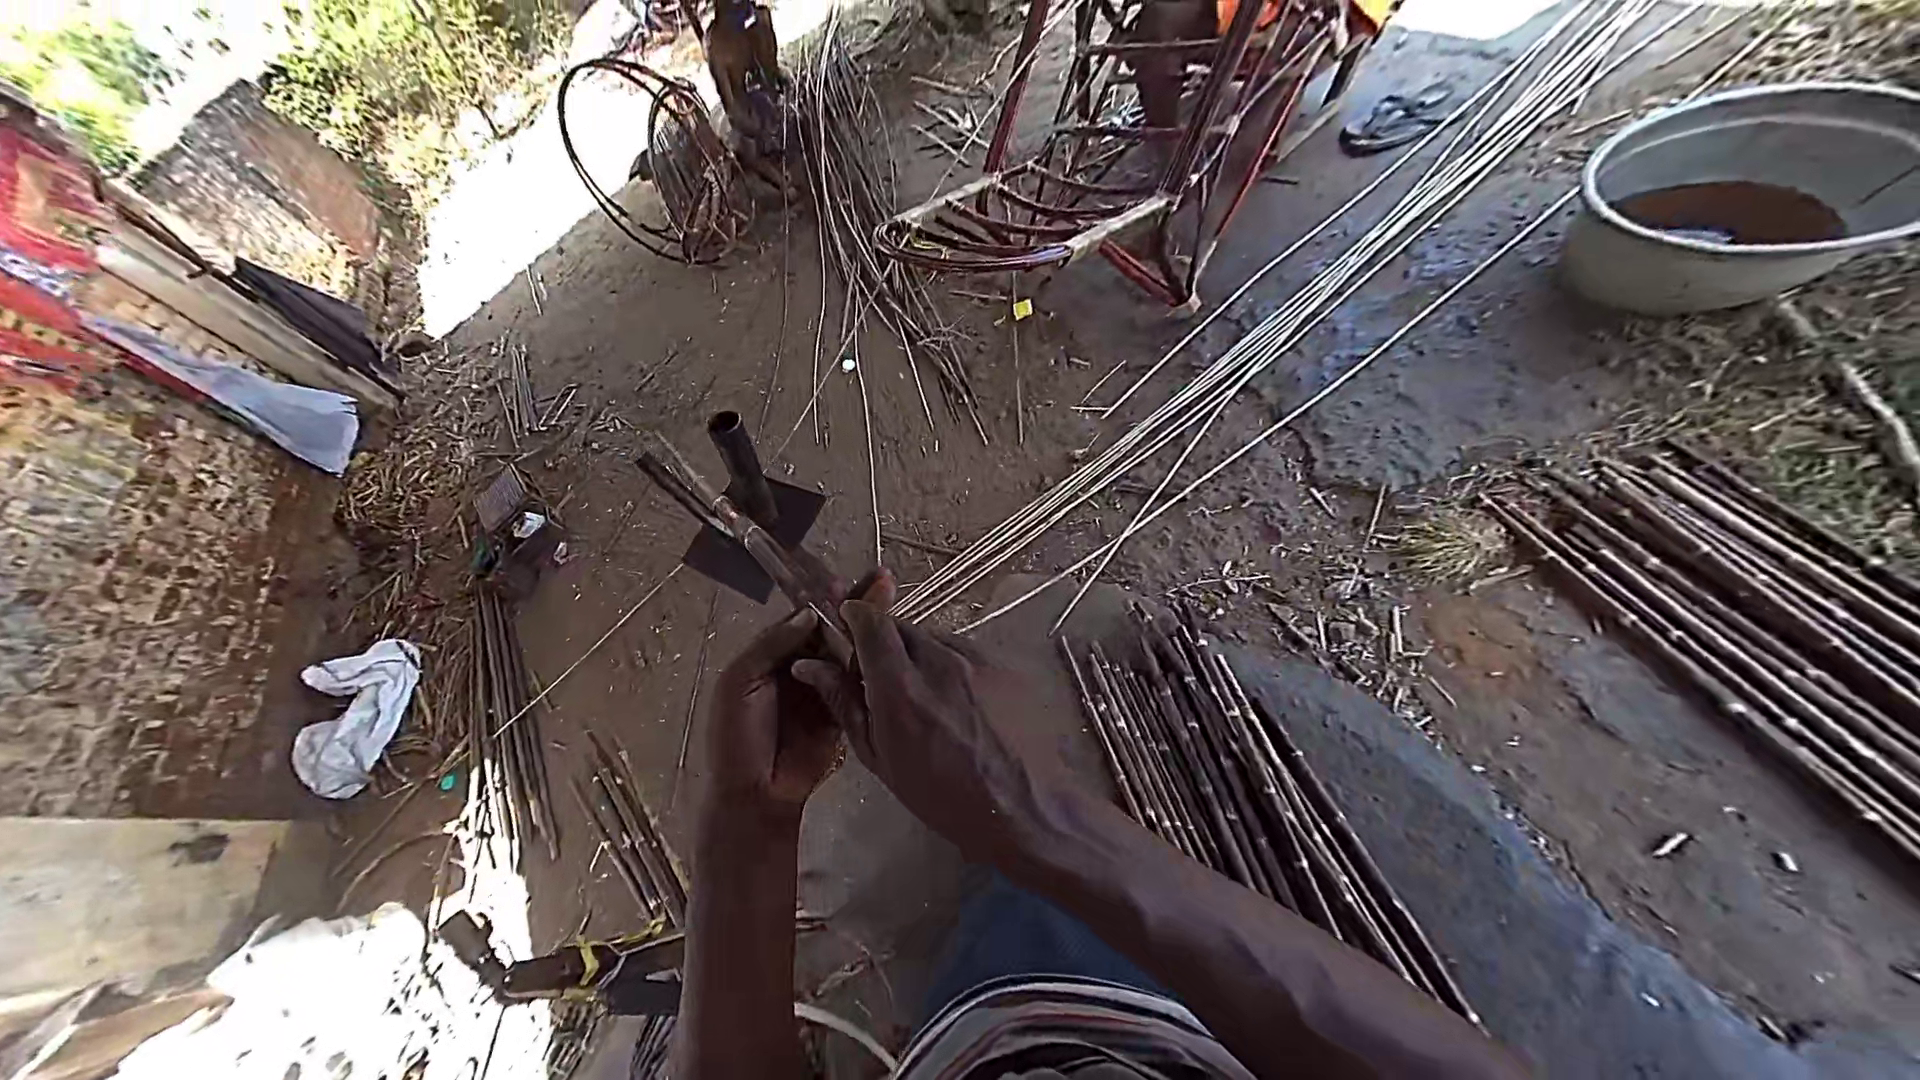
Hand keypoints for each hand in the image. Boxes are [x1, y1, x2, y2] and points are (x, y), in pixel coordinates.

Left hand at [703, 572, 895, 828]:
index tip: (849, 582)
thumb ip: (771, 644)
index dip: (826, 599)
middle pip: (832, 628)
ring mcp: (824, 685)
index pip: (803, 617)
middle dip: (857, 606)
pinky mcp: (844, 706)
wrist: (756, 794)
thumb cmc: (737, 736)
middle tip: (883, 581)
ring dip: (870, 627)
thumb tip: (809, 612)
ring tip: (893, 603)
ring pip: (850, 649)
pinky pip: (860, 680)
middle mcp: (800, 663)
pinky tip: (894, 645)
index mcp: (771, 652)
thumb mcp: (738, 683)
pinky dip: (876, 662)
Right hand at [793, 597, 1065, 861]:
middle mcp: (939, 660)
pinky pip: (966, 651)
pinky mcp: (1004, 661)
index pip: (871, 622)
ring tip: (932, 698)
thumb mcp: (882, 758)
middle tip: (889, 676)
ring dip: (922, 656)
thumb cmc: (944, 796)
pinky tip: (963, 702)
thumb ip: (846, 703)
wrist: (1026, 808)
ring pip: (935, 638)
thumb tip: (810, 665)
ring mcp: (977, 658)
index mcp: (901, 687)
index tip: (850, 624)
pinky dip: (954, 665)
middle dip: (887, 642)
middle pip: (903, 627)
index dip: (857, 616)